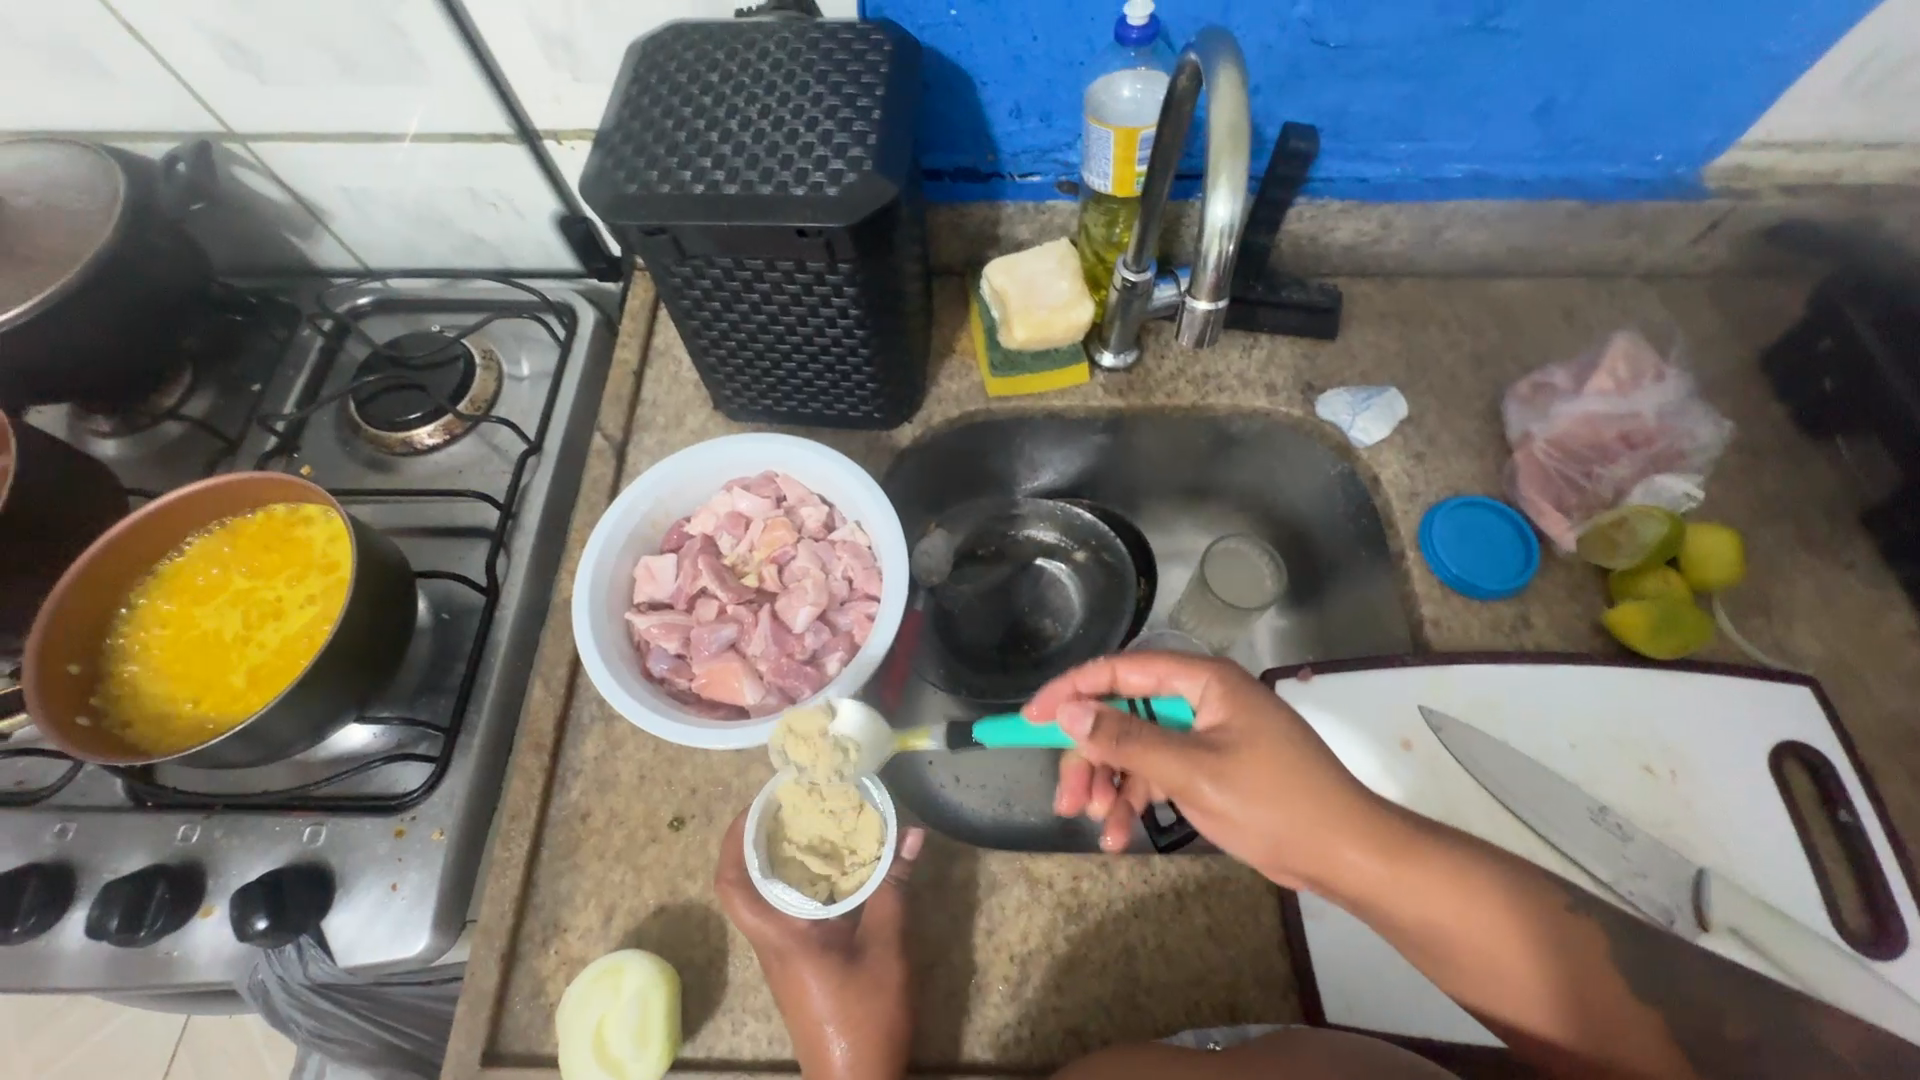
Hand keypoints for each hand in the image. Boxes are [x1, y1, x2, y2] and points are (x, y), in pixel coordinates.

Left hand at [714, 809, 924, 1079]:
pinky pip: (793, 908)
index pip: (733, 882)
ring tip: (814, 819)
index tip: (760, 801)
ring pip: (770, 894)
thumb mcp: (886, 949)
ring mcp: (786, 953)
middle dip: (762, 835)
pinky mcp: (803, 961)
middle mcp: (774, 940)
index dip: (735, 837)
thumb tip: (911, 833)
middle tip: (793, 800)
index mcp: (781, 935)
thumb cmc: (865, 1018)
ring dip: (784, 856)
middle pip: (747, 881)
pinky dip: (806, 879)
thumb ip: (893, 888)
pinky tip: (838, 865)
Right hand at [1028, 651, 1386, 889]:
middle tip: (1065, 797)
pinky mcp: (1207, 766)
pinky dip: (1135, 800)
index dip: (1072, 690)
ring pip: (1135, 748)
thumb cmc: (1273, 802)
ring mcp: (1203, 734)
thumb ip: (1127, 739)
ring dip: (1109, 784)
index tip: (1031, 717)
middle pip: (1122, 714)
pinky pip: (1157, 773)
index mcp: (1202, 681)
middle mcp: (1199, 698)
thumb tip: (1068, 713)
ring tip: (1093, 822)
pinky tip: (1117, 836)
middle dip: (1091, 757)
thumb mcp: (1192, 771)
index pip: (1121, 671)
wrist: (1343, 853)